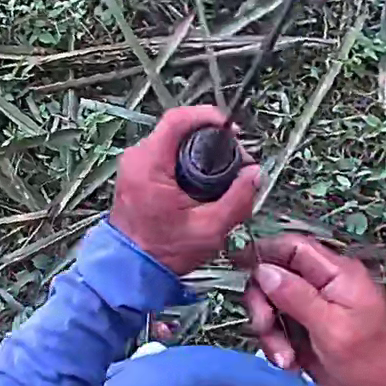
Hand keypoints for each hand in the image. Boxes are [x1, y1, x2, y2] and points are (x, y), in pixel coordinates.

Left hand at [108, 105, 260, 274]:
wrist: (131, 269)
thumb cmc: (162, 252)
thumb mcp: (209, 229)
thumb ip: (237, 200)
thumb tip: (255, 175)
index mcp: (149, 165)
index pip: (178, 119)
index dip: (208, 116)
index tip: (230, 130)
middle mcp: (136, 159)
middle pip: (178, 129)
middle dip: (209, 137)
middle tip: (234, 157)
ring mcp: (134, 165)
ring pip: (172, 141)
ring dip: (198, 149)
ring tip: (221, 171)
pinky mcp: (136, 175)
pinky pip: (165, 154)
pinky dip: (185, 160)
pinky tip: (202, 179)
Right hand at [238, 234, 385, 385]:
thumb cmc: (373, 360)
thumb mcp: (333, 328)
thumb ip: (297, 296)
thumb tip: (263, 269)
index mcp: (335, 273)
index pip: (292, 247)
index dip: (264, 252)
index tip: (238, 267)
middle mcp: (319, 285)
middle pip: (272, 276)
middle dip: (262, 302)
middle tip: (266, 327)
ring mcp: (310, 308)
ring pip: (269, 304)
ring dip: (269, 331)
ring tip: (285, 358)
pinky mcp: (303, 331)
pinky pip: (276, 328)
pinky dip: (275, 345)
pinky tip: (290, 364)